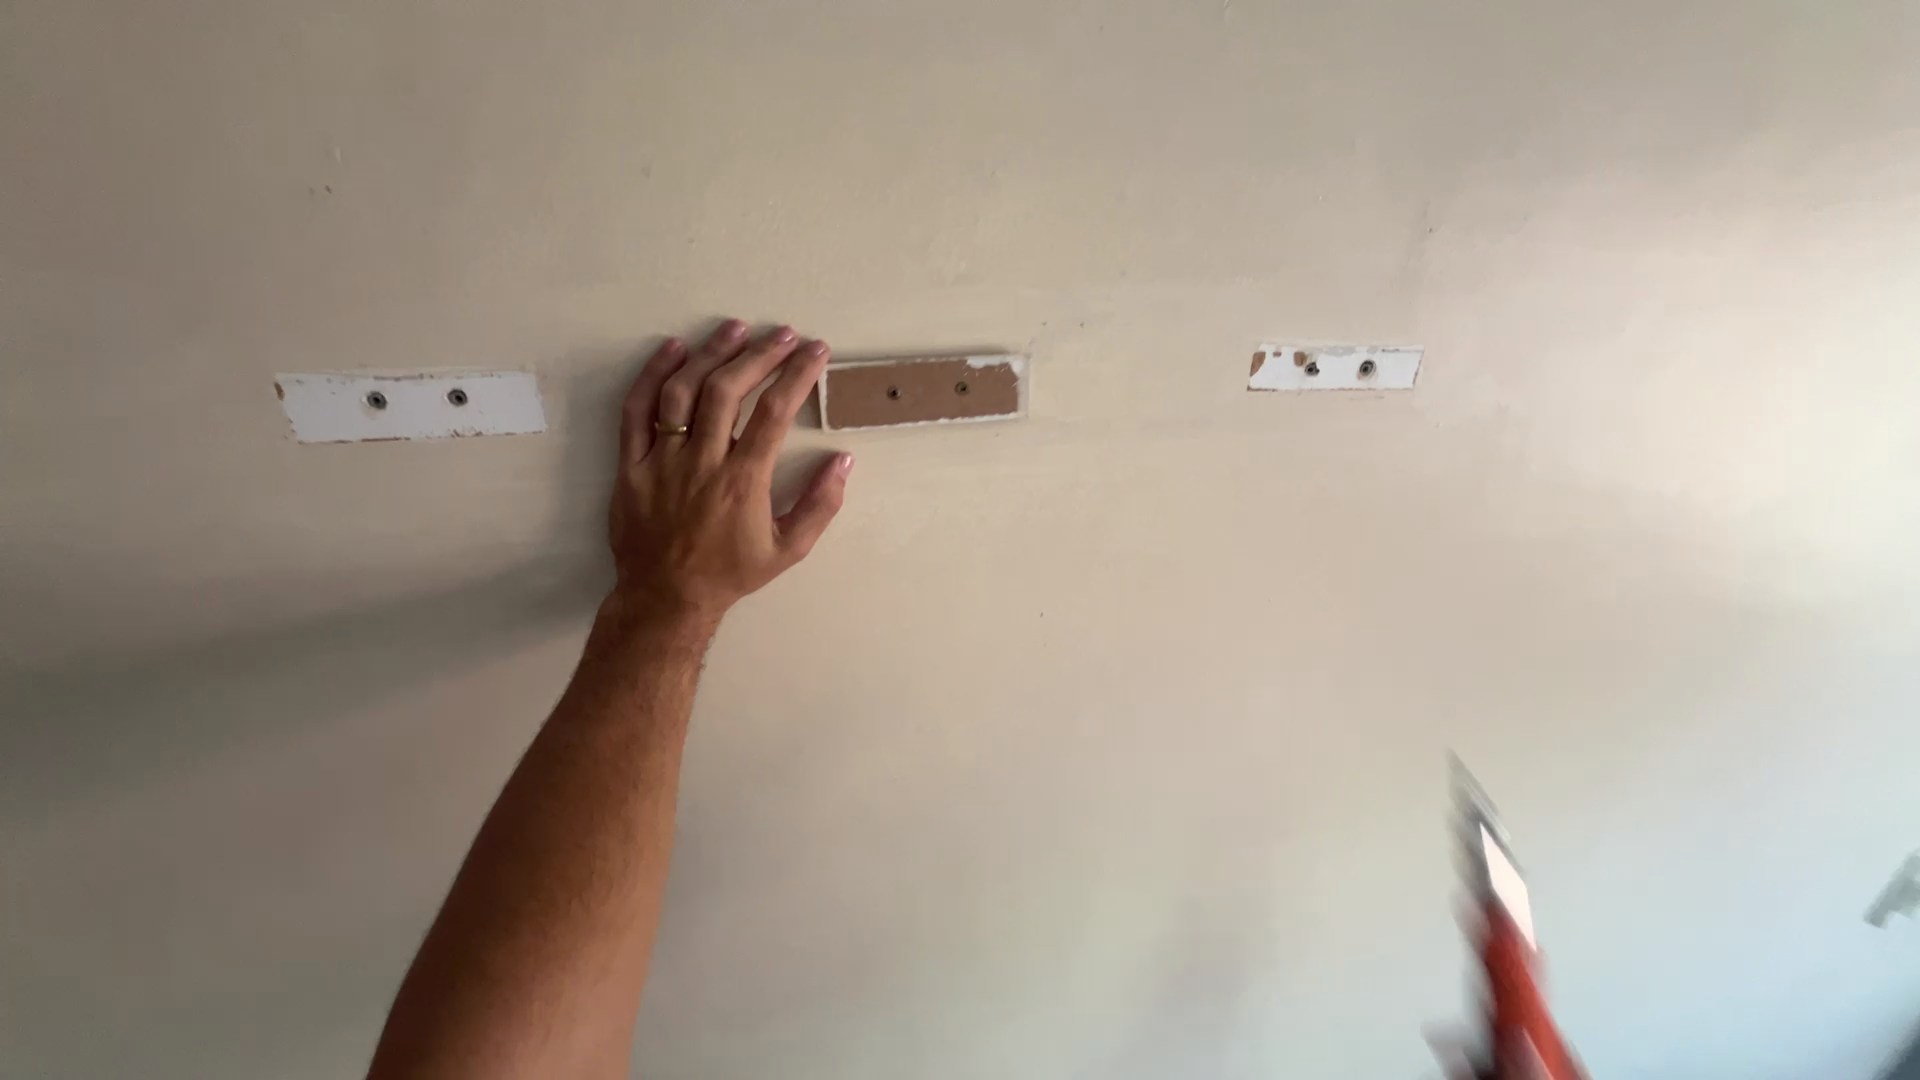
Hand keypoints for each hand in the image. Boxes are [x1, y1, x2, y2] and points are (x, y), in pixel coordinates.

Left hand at [606, 319, 851, 624]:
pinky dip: (652, 376)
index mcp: (744, 481)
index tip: (815, 350)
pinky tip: (673, 350)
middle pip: (730, 391)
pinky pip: (636, 411)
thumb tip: (845, 461)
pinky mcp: (632, 464)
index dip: (798, 375)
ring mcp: (662, 460)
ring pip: (683, 392)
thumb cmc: (732, 573)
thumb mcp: (790, 550)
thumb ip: (820, 505)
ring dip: (711, 354)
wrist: (667, 597)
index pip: (775, 413)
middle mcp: (703, 463)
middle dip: (760, 355)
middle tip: (782, 333)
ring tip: (735, 328)